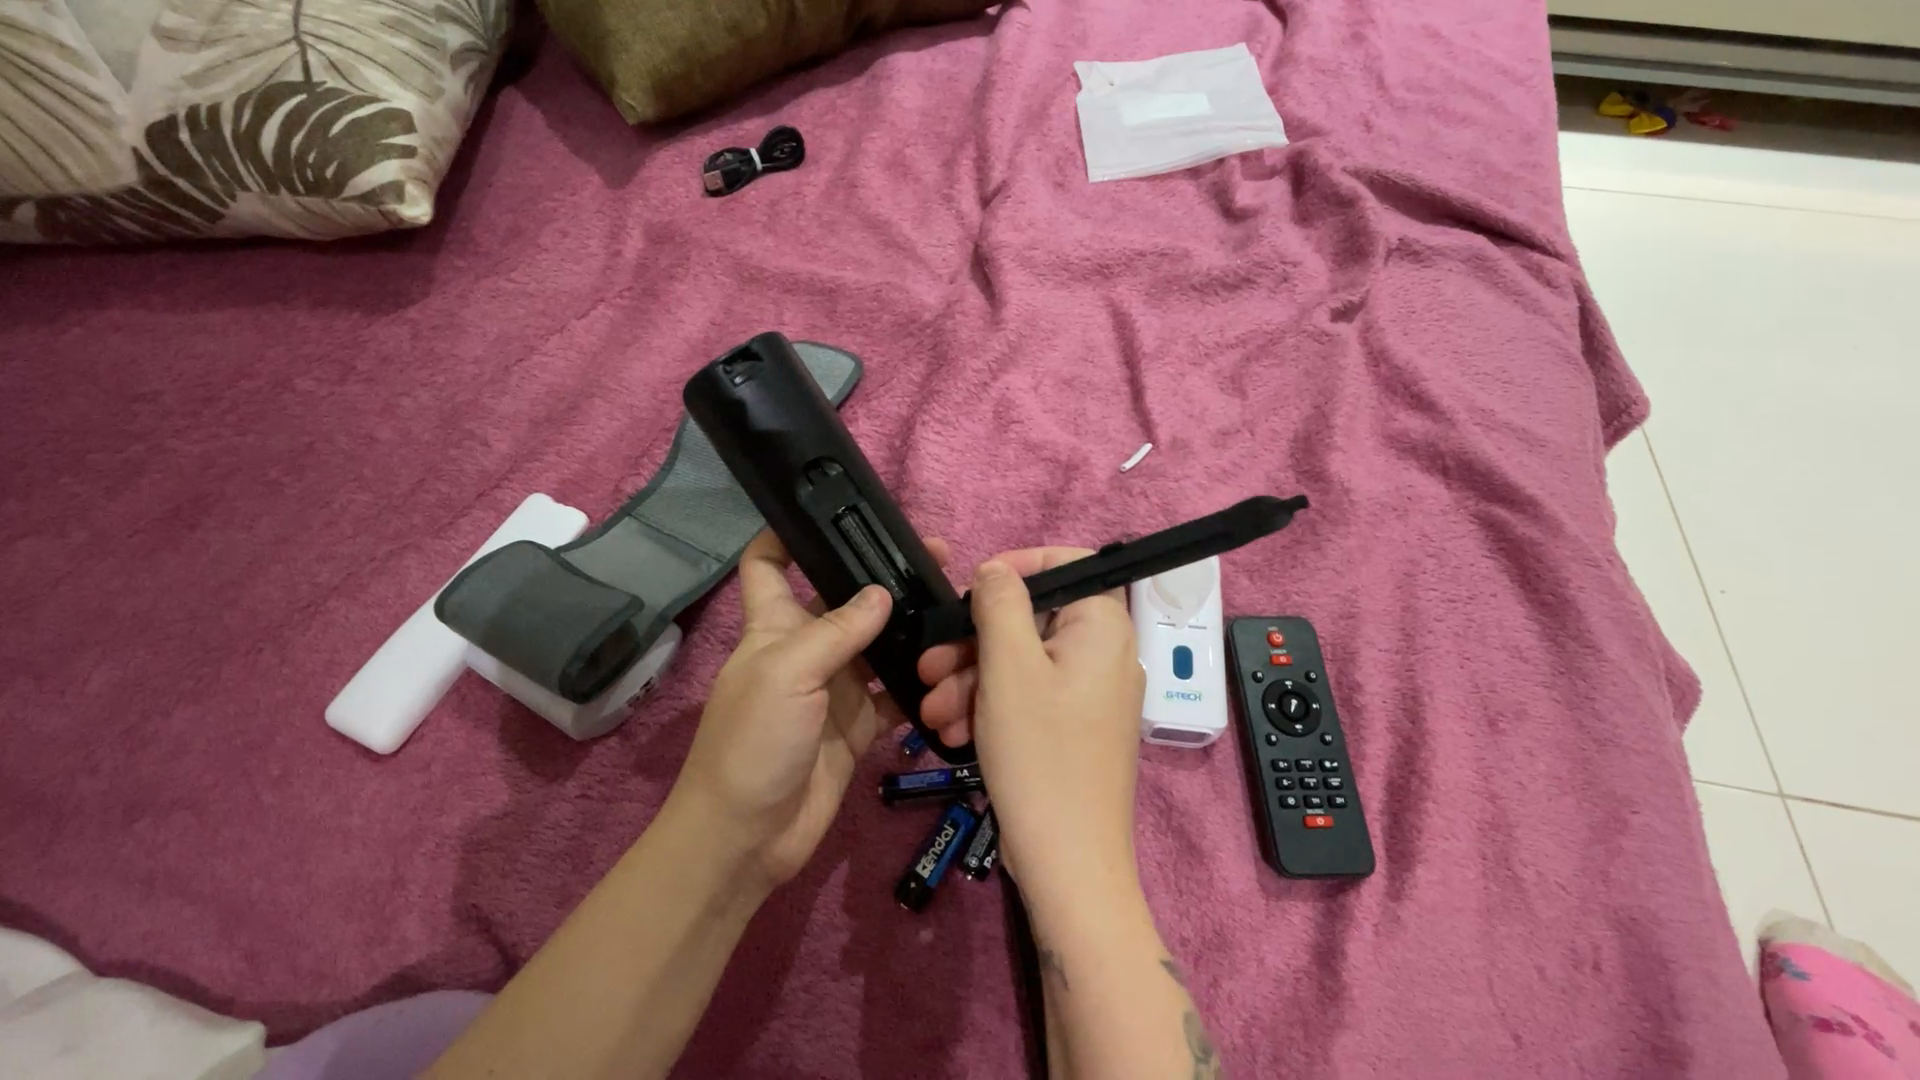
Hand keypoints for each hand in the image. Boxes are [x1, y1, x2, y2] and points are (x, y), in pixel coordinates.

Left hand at [670, 530, 948, 890]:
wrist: (748, 837)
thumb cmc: (752, 742)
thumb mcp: (787, 673)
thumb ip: (837, 630)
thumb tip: (883, 592)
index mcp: (773, 626)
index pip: (768, 565)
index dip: (786, 535)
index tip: (833, 511)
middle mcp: (805, 650)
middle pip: (845, 601)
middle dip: (882, 578)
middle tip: (938, 559)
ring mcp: (835, 689)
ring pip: (878, 646)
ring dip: (910, 629)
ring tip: (956, 606)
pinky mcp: (859, 725)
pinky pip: (895, 694)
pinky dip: (921, 684)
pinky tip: (954, 666)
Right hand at [916, 551, 1145, 906]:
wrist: (1067, 861)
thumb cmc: (1039, 754)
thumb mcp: (1008, 668)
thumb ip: (1000, 604)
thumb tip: (996, 570)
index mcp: (1103, 627)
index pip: (1068, 564)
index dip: (1017, 567)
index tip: (969, 591)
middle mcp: (1105, 654)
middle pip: (1034, 620)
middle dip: (974, 641)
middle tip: (928, 665)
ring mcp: (1091, 695)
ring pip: (1023, 663)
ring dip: (971, 680)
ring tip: (931, 711)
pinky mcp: (1075, 729)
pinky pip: (1030, 698)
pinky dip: (991, 707)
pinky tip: (952, 733)